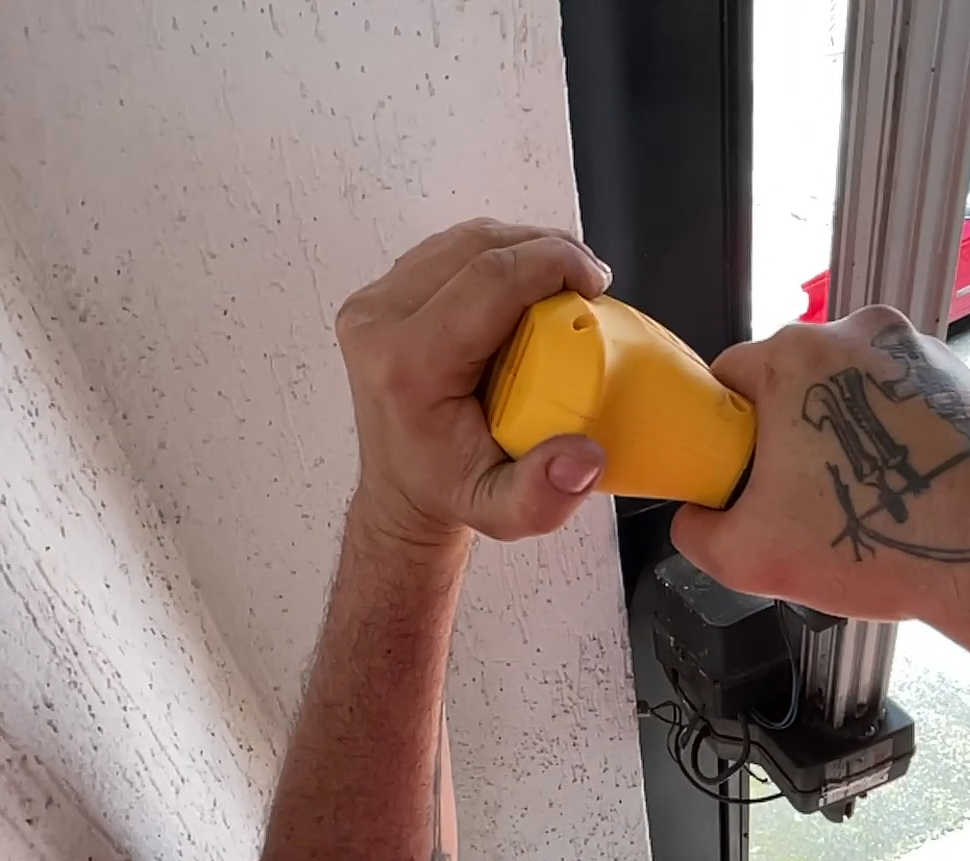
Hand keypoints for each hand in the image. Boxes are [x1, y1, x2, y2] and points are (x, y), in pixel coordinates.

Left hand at [335, 218, 613, 546]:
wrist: (405, 488)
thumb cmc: (449, 490)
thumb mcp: (503, 511)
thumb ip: (544, 494)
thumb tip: (583, 456)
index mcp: (408, 367)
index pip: (489, 280)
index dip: (553, 262)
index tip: (594, 283)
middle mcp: (380, 326)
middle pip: (477, 247)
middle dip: (546, 250)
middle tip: (588, 281)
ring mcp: (375, 305)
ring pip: (463, 240)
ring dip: (523, 248)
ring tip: (563, 281)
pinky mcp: (383, 296)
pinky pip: (449, 252)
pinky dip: (497, 258)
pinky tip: (526, 285)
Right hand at [671, 306, 969, 621]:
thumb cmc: (881, 539)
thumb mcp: (744, 558)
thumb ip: (692, 530)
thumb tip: (694, 516)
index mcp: (793, 358)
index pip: (724, 378)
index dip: (719, 430)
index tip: (735, 471)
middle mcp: (854, 332)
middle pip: (784, 381)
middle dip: (777, 433)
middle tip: (791, 494)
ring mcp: (910, 349)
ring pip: (838, 389)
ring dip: (830, 433)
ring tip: (851, 493)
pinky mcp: (952, 374)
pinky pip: (888, 397)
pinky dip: (879, 432)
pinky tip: (892, 482)